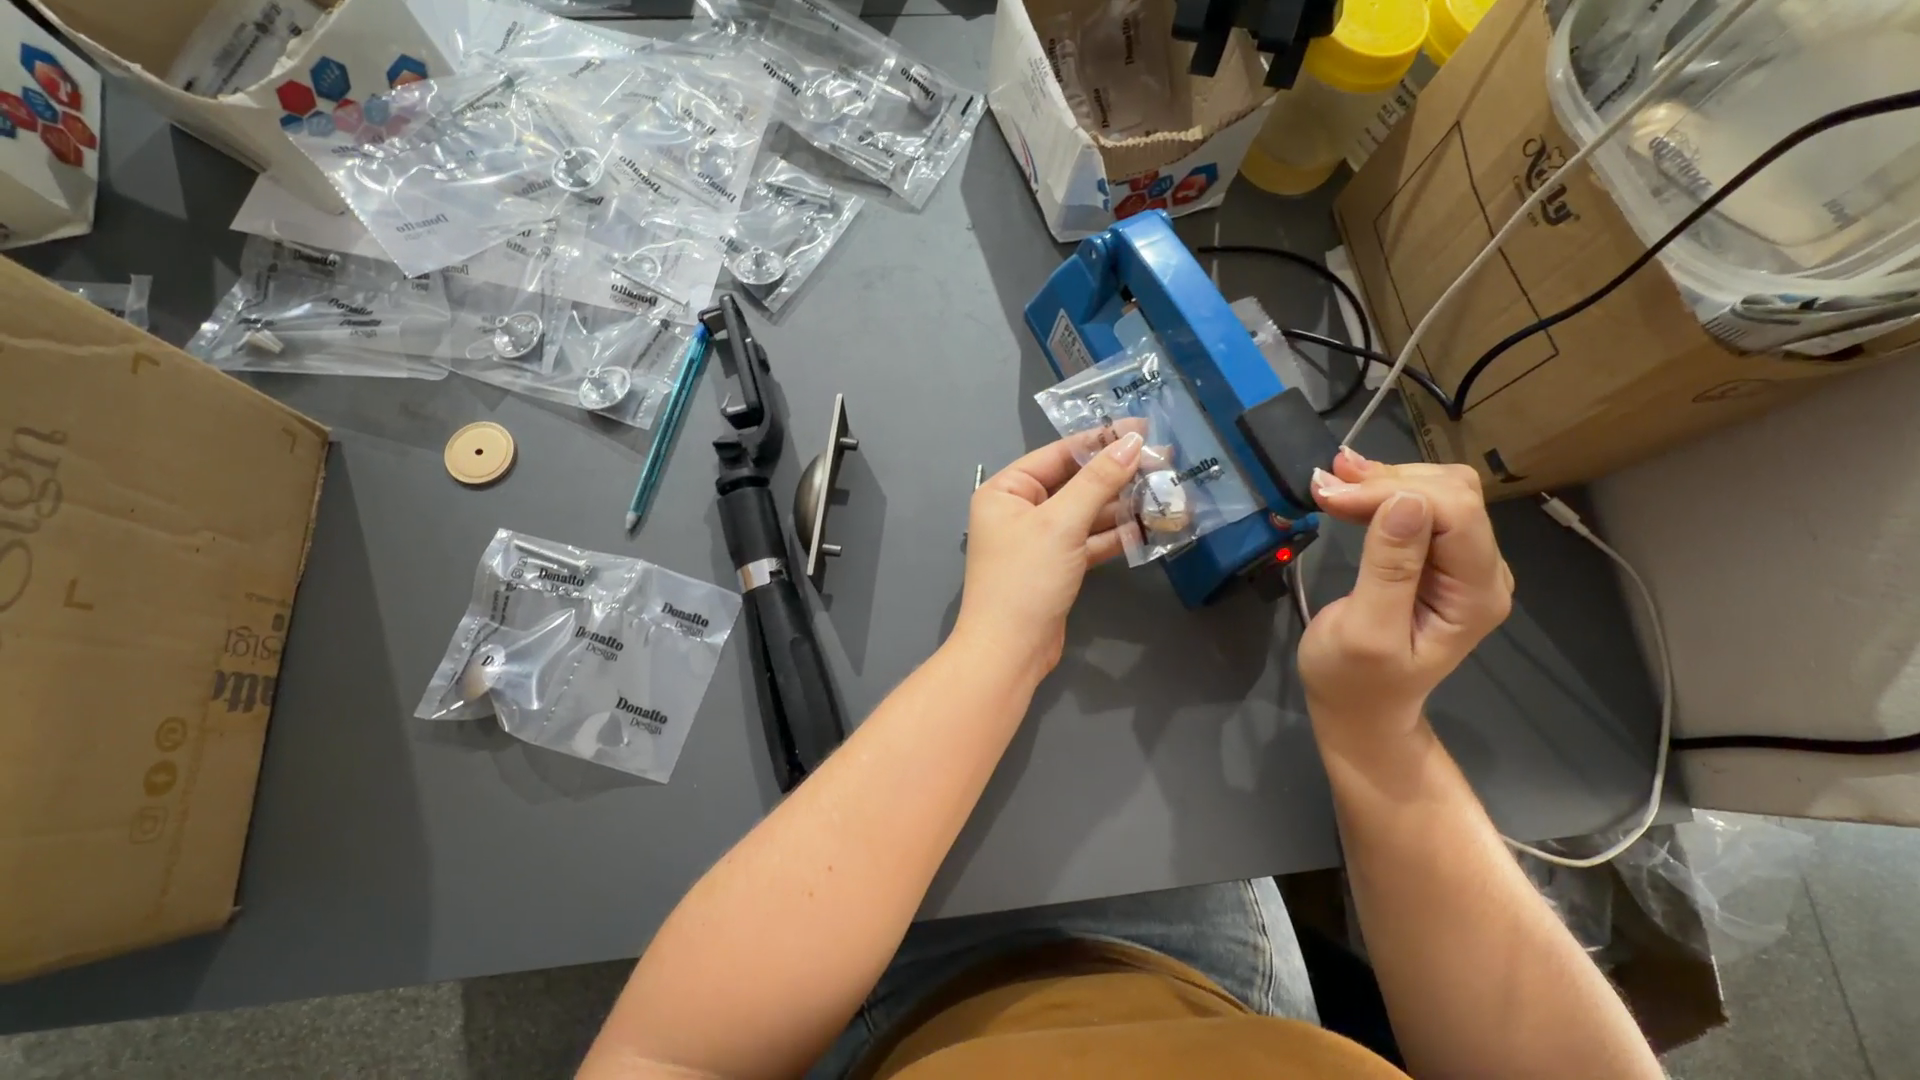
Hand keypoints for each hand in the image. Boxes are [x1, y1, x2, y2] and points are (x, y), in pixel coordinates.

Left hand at [954, 432, 1143, 680]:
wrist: (1010, 651)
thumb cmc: (1026, 578)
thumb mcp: (1062, 523)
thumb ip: (1098, 481)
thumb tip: (1132, 441)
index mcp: (1006, 490)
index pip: (1058, 453)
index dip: (1100, 440)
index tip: (1142, 429)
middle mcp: (1019, 510)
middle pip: (1075, 481)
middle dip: (1117, 474)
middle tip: (1164, 460)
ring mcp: (1039, 540)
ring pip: (1087, 512)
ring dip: (1123, 504)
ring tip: (1166, 490)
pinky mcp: (1058, 566)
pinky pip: (1090, 540)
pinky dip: (1116, 534)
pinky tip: (1149, 525)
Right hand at [1297, 450, 1514, 756]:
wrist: (1359, 710)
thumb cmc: (1355, 679)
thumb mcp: (1365, 632)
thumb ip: (1388, 569)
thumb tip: (1404, 501)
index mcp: (1476, 593)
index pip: (1455, 512)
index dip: (1394, 491)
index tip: (1331, 498)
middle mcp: (1484, 571)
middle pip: (1452, 493)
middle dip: (1387, 481)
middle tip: (1325, 487)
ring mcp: (1463, 563)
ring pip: (1438, 491)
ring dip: (1383, 480)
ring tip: (1331, 482)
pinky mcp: (1438, 559)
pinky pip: (1423, 506)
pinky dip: (1383, 491)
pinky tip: (1349, 487)